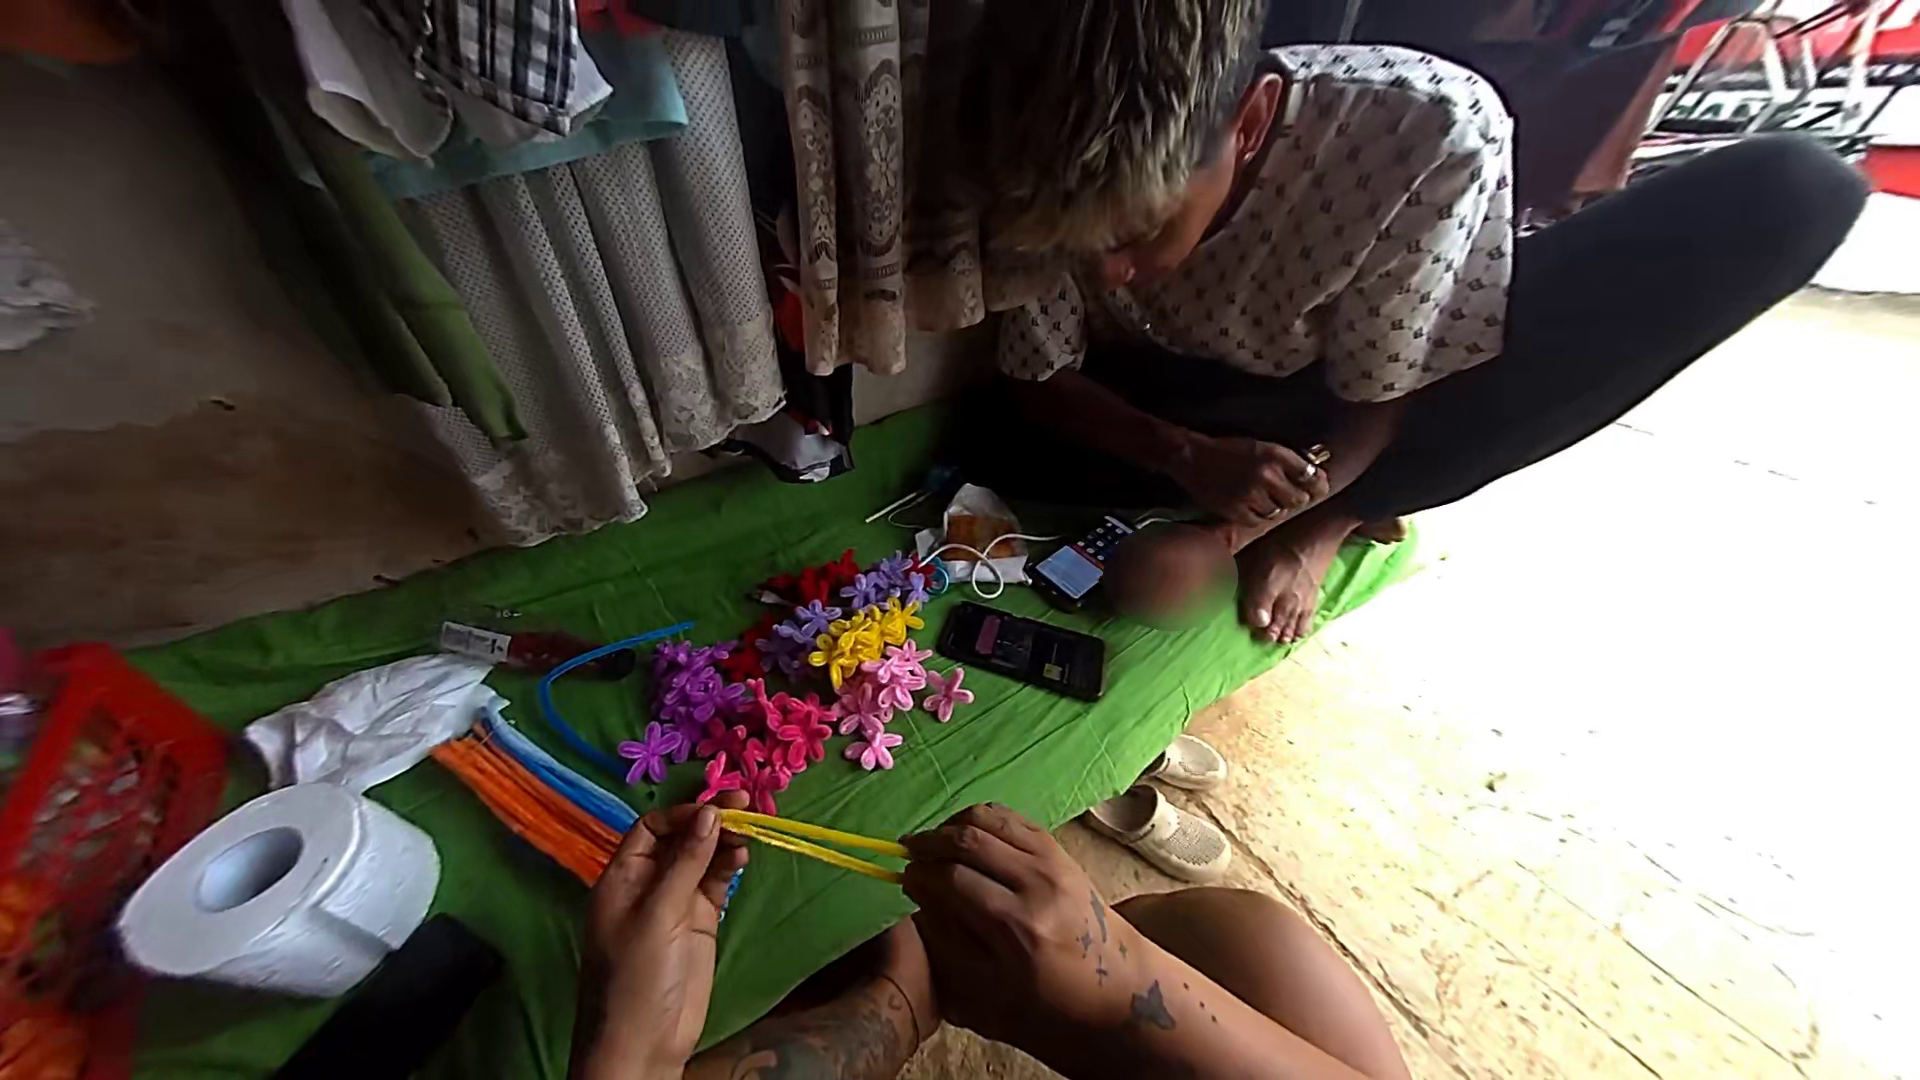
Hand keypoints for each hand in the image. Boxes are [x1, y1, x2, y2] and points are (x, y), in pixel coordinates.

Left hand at [572, 793, 749, 1079]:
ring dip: (725, 839)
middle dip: (711, 820)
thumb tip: (711, 812)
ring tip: (749, 831)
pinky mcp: (701, 917)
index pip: (652, 828)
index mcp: (624, 879)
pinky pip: (717, 878)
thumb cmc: (637, 978)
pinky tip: (742, 856)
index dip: (683, 813)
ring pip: (704, 854)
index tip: (716, 807)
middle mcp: (651, 883)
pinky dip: (730, 863)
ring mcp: (677, 900)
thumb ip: (687, 861)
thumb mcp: (658, 915)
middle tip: (745, 805)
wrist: (645, 1049)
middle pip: (683, 837)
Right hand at [900, 805, 1137, 1057]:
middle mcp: (1034, 883)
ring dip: (951, 823)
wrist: (1114, 980)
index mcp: (1016, 929)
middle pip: (967, 841)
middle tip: (909, 849)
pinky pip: (1008, 816)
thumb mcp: (990, 990)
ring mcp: (1048, 857)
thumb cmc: (1047, 996)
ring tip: (934, 839)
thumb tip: (918, 892)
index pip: (953, 880)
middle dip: (929, 841)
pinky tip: (965, 831)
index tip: (903, 875)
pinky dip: (978, 817)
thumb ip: (948, 940)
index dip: (920, 873)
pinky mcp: (1055, 844)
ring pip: (986, 818)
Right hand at [1174, 434, 1329, 526]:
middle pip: (1298, 499)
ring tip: (1262, 500)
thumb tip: (1317, 467)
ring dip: (1273, 508)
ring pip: (1278, 512)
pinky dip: (1255, 516)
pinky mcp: (1235, 509)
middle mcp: (1267, 475)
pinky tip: (1248, 507)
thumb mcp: (1261, 447)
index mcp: (1276, 455)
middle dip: (1294, 499)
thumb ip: (1288, 459)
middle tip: (1285, 496)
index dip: (1317, 486)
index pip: (1311, 477)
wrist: (1192, 458)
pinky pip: (1257, 521)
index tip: (1315, 489)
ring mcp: (1251, 494)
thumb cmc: (1227, 450)